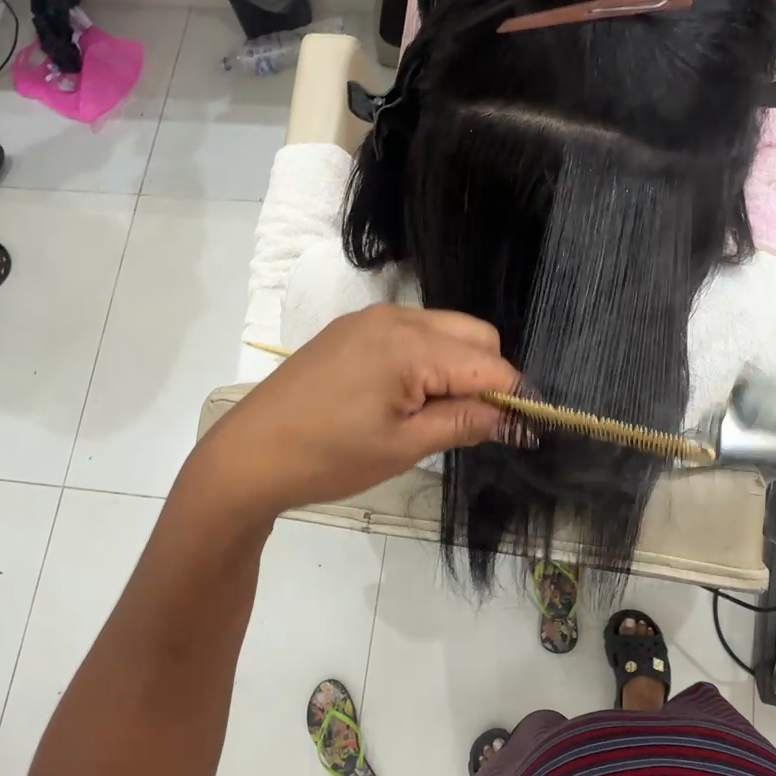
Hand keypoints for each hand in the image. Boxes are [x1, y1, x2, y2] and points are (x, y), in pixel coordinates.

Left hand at [185, 305, 519, 517]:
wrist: (250, 453)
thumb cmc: (329, 457)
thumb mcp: (404, 446)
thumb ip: (466, 424)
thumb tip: (517, 420)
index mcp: (410, 346)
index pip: (490, 364)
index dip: (515, 398)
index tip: (524, 430)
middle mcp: (395, 318)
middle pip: (475, 335)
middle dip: (490, 376)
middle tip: (478, 424)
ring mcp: (370, 319)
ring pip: (446, 330)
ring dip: (460, 366)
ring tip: (442, 414)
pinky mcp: (352, 329)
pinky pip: (413, 333)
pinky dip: (429, 359)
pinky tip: (412, 395)